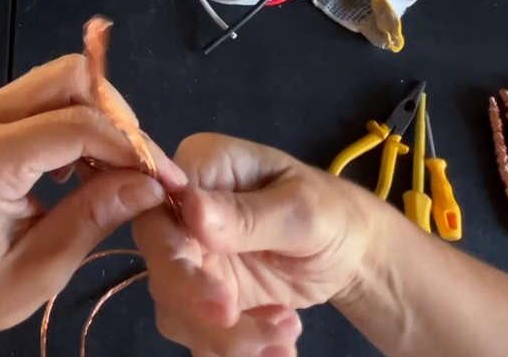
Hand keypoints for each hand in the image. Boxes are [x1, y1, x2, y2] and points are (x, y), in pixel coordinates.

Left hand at [0, 56, 187, 355]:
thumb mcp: (37, 270)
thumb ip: (93, 218)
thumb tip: (149, 185)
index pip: (75, 125)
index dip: (129, 146)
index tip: (167, 178)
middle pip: (69, 76)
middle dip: (117, 115)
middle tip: (143, 165)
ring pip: (62, 79)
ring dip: (102, 115)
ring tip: (122, 170)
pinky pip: (49, 95)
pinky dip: (81, 119)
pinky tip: (91, 165)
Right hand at [134, 133, 383, 356]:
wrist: (349, 250)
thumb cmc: (328, 210)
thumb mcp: (300, 208)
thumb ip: (247, 214)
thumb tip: (191, 211)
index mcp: (199, 168)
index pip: (158, 209)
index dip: (172, 258)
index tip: (223, 303)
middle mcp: (183, 210)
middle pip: (161, 264)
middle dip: (202, 311)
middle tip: (267, 332)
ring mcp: (192, 254)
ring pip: (176, 308)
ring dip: (229, 340)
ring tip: (287, 334)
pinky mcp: (203, 294)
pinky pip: (199, 332)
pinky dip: (237, 352)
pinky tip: (281, 347)